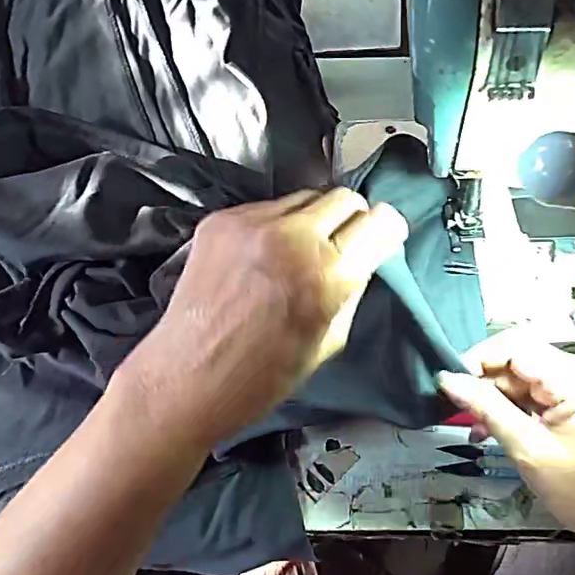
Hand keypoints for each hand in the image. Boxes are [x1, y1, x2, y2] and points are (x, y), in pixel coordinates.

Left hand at [120, 187, 408, 448]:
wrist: (186, 377)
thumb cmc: (262, 377)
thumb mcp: (329, 341)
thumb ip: (352, 290)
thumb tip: (365, 258)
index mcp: (327, 276)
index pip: (380, 222)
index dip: (387, 230)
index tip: (383, 238)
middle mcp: (292, 237)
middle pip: (345, 198)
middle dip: (352, 220)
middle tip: (343, 245)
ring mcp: (252, 223)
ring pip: (305, 197)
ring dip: (313, 221)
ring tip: (299, 253)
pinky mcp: (221, 220)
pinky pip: (268, 208)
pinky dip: (276, 226)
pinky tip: (264, 257)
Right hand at [437, 331, 574, 551]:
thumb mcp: (528, 449)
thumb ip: (487, 408)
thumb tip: (448, 380)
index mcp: (573, 377)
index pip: (514, 346)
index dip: (477, 359)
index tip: (449, 384)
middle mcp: (573, 370)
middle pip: (513, 356)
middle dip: (481, 379)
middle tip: (456, 406)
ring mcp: (569, 383)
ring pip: (513, 373)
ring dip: (489, 396)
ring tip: (473, 423)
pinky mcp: (563, 397)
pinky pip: (524, 389)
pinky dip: (503, 405)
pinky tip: (487, 427)